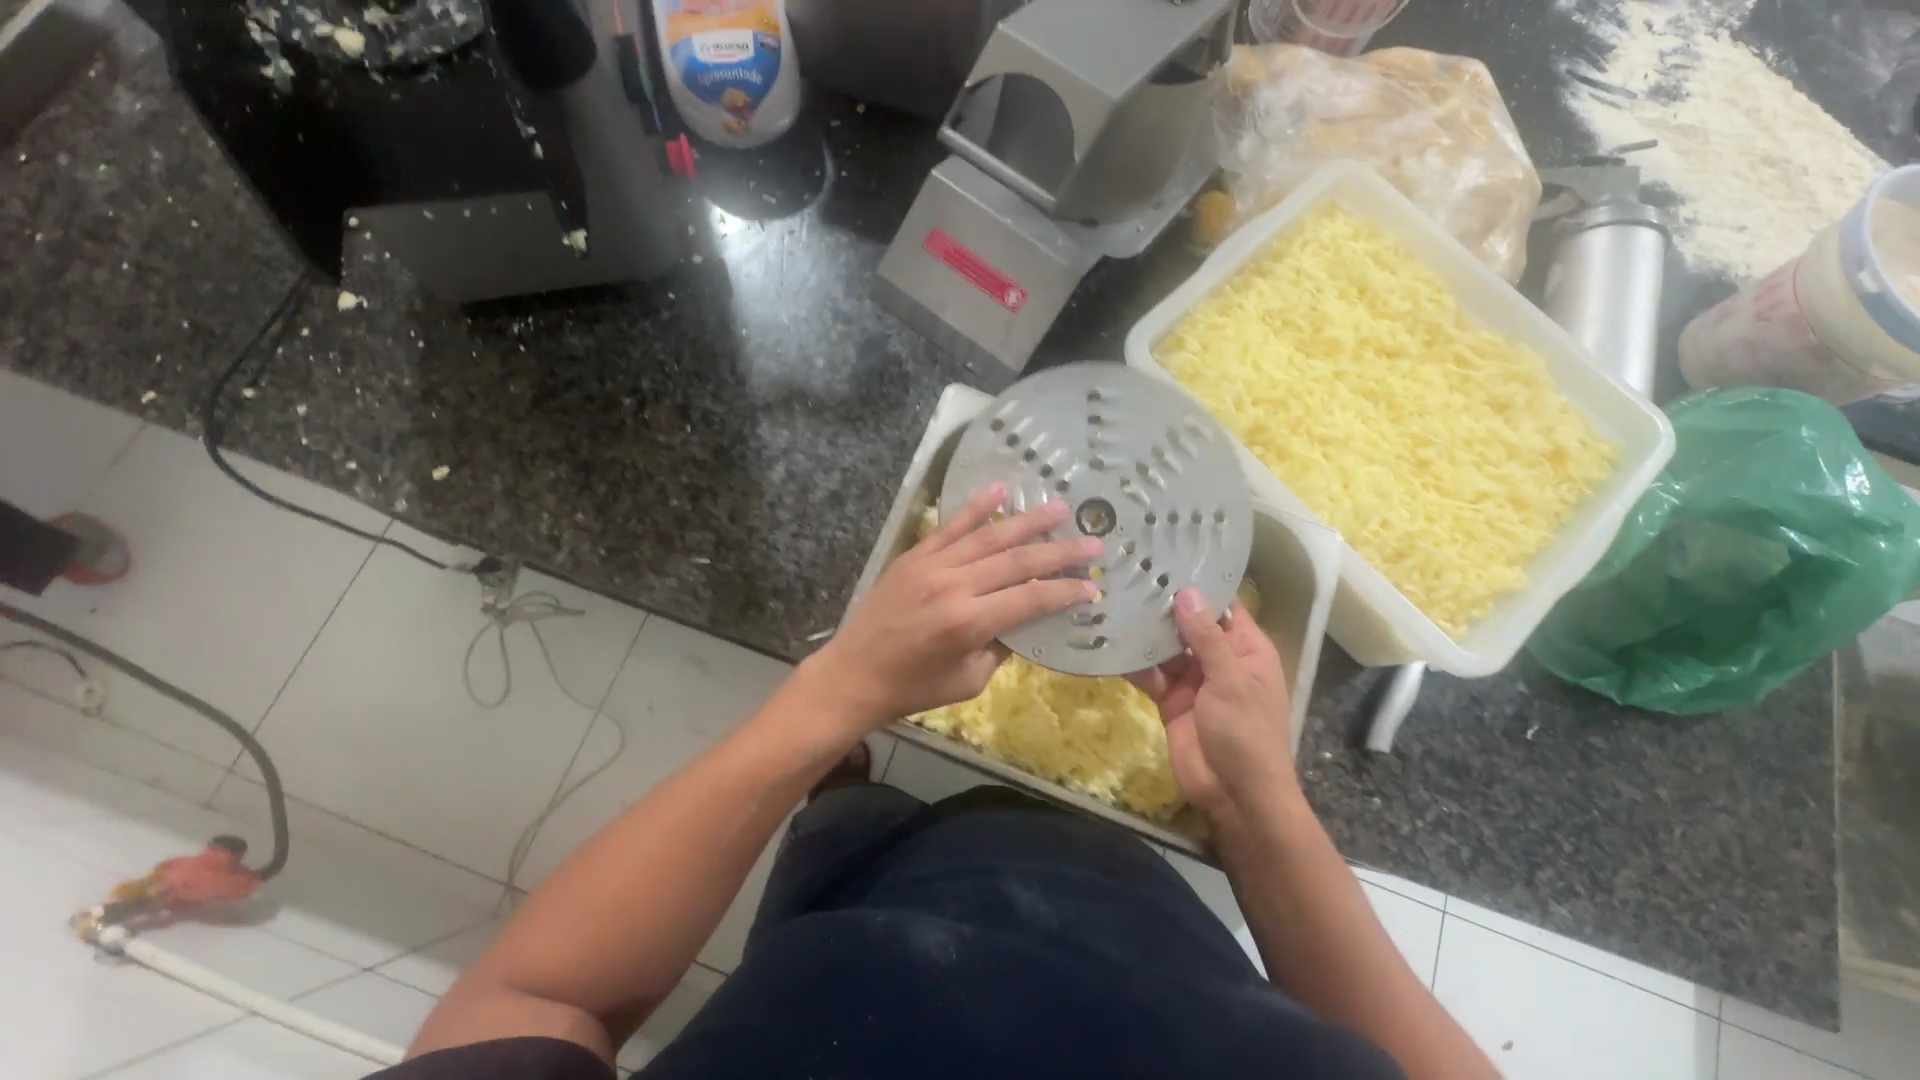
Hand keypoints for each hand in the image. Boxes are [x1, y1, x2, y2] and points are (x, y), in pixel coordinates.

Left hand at [808, 483, 1101, 726]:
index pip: (1031, 598)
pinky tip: (1000, 491)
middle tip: (1093, 541)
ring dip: (1027, 520)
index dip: (1065, 591)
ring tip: (1059, 507)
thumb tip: (1026, 619)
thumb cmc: (914, 688)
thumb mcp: (969, 680)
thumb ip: (1001, 647)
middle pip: (1018, 561)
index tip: (1093, 585)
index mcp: (970, 623)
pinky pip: (950, 527)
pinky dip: (975, 508)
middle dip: (1060, 551)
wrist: (854, 675)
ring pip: (988, 536)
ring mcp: (931, 566)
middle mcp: (954, 586)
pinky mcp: (914, 557)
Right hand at [1128, 589, 1296, 824]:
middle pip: (1189, 623)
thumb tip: (1186, 593)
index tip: (1169, 556)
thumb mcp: (1231, 681)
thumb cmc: (1246, 733)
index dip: (1201, 584)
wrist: (1234, 794)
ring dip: (1144, 631)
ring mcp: (1193, 680)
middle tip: (1128, 572)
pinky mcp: (1169, 700)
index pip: (1224, 607)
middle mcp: (1219, 659)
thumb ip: (1206, 637)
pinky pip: (1149, 674)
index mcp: (1246, 649)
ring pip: (1165, 647)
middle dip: (1164, 604)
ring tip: (1112, 601)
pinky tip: (1108, 643)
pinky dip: (1132, 662)